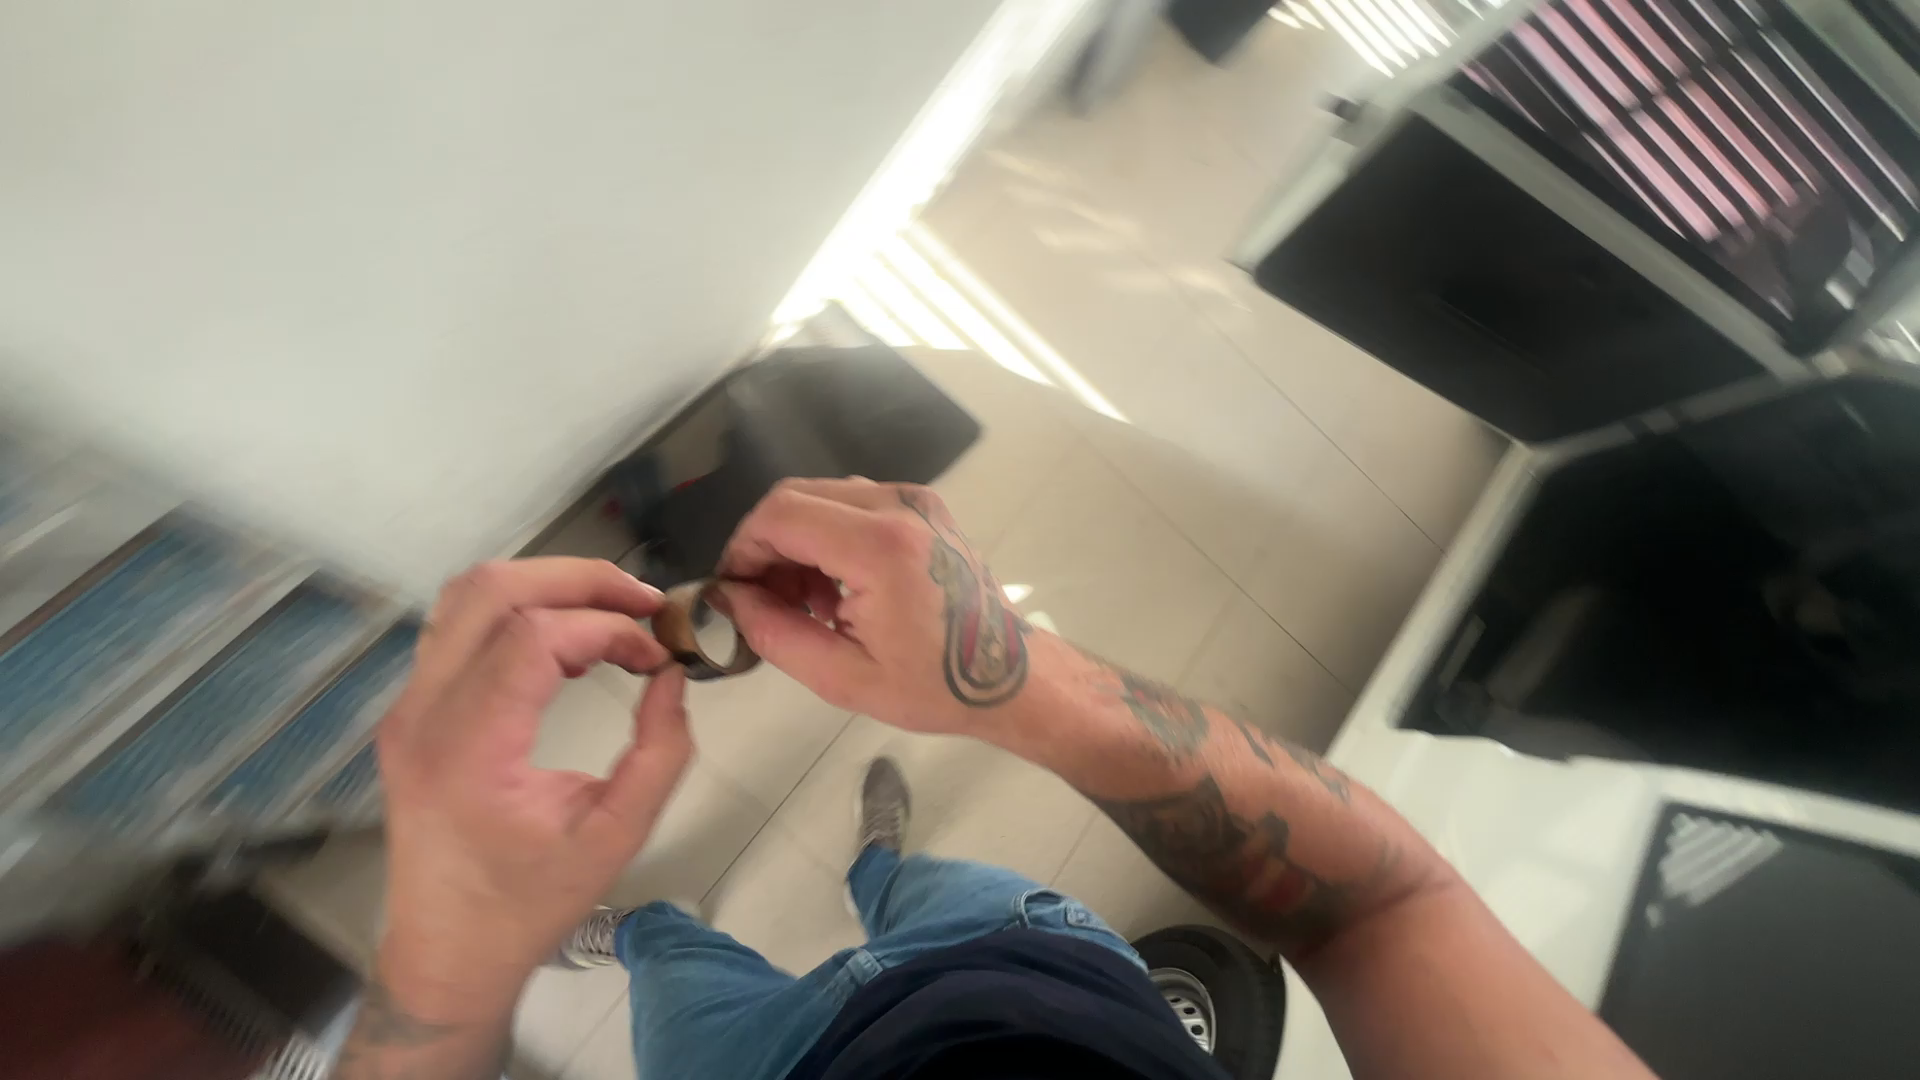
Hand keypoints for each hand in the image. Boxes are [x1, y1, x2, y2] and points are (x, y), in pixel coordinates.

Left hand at [373, 558, 691, 1014]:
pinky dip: (527, 610)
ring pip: (470, 594)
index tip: (657, 657)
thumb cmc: (533, 900)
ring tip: (612, 613)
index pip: (535, 637)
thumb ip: (661, 750)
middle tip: (643, 603)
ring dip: (551, 585)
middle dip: (581, 579)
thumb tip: (671, 675)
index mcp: (467, 749)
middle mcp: (422, 712)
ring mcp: (409, 705)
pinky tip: (574, 643)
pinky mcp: (416, 707)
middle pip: (491, 590)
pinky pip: (466, 624)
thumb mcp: (619, 835)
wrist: (447, 951)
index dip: (609, 629)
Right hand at [716, 477, 1032, 737]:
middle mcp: (901, 505)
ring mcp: (917, 500)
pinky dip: (830, 538)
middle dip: (768, 545)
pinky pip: (854, 504)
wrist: (1008, 675)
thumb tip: (728, 597)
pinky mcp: (925, 507)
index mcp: (881, 545)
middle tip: (767, 601)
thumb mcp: (842, 676)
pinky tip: (839, 590)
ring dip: (799, 542)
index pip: (781, 515)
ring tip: (809, 604)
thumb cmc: (934, 687)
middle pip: (797, 496)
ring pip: (823, 497)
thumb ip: (774, 632)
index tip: (733, 590)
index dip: (744, 548)